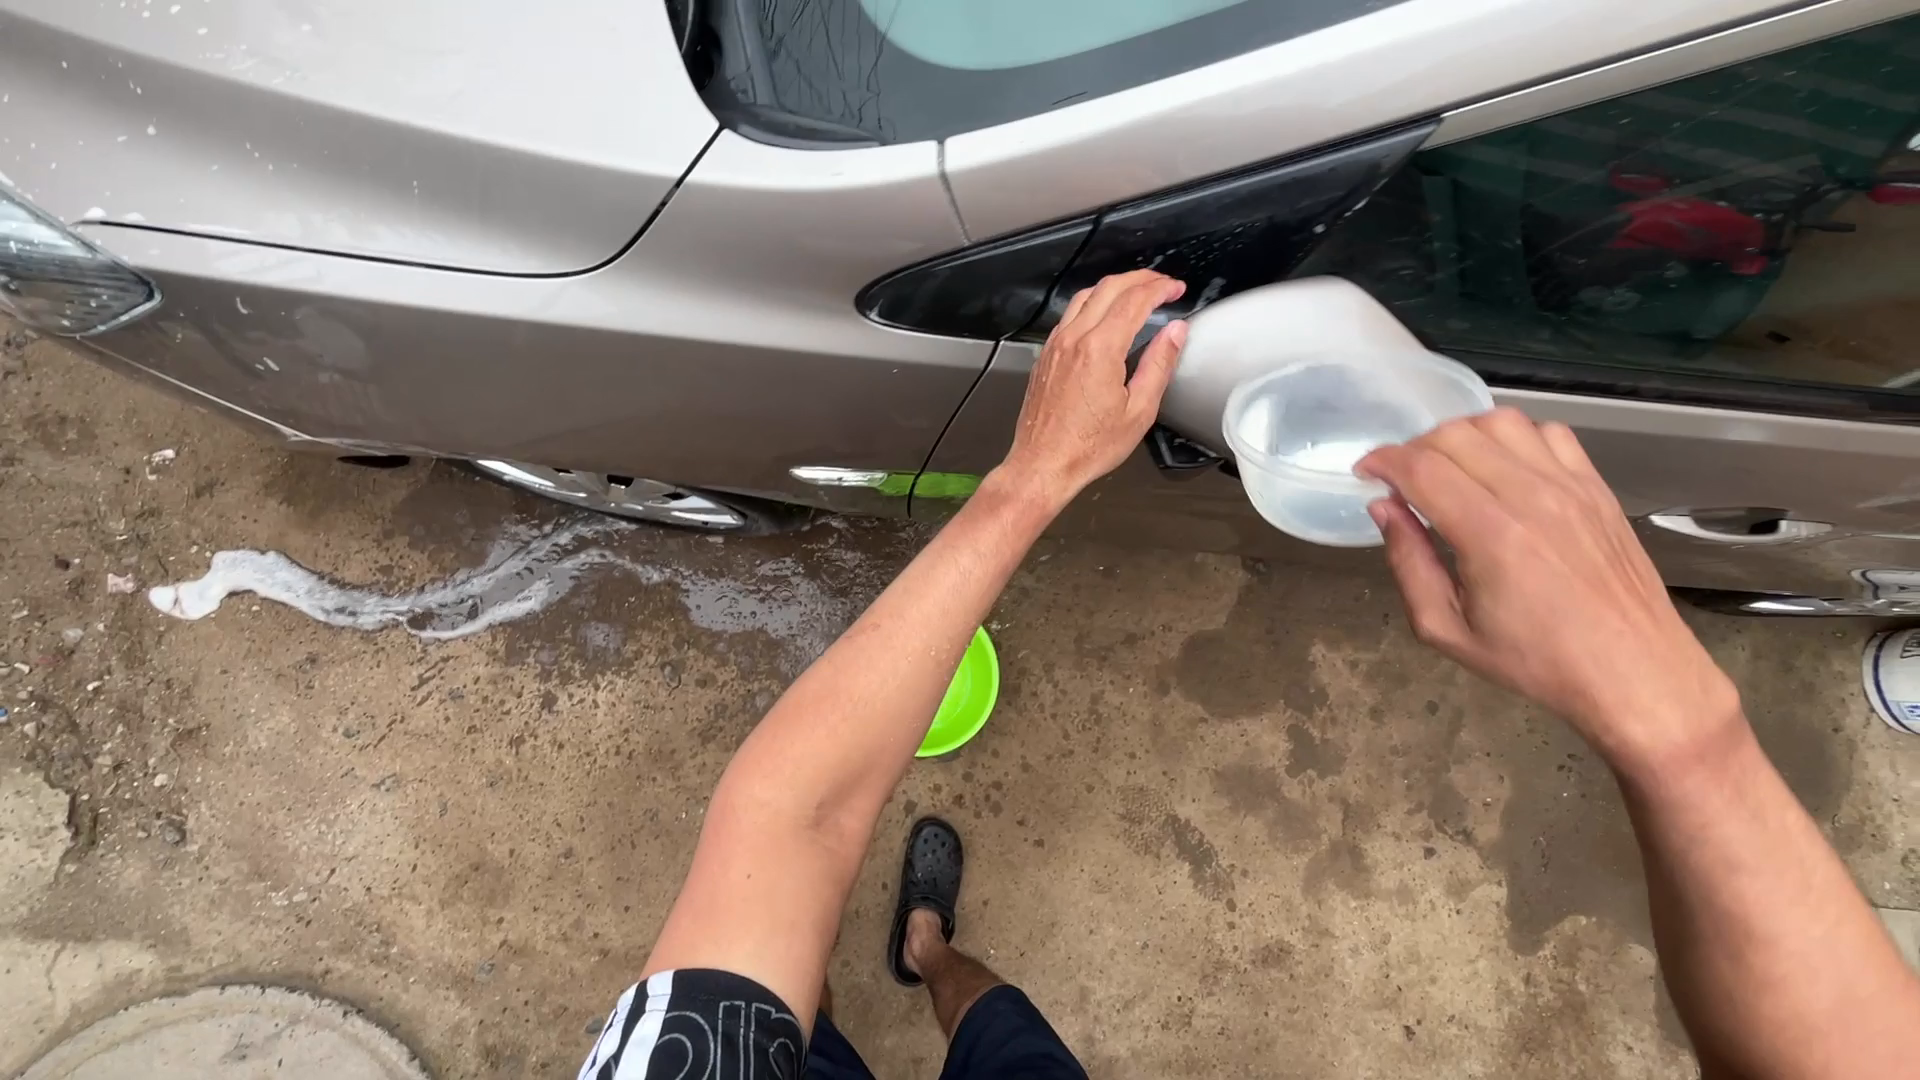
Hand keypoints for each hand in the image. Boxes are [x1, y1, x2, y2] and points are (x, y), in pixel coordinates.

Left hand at [997, 270, 1187, 505]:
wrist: (1044, 464)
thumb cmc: (1087, 447)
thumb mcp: (1139, 411)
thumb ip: (1159, 365)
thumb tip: (1175, 334)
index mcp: (1100, 350)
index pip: (1135, 300)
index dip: (1160, 288)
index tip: (1175, 289)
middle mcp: (1073, 340)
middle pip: (1109, 288)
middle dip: (1140, 279)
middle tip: (1161, 285)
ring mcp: (1055, 347)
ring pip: (1085, 297)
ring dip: (1114, 288)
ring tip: (1136, 294)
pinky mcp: (1045, 357)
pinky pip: (1069, 317)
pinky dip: (1092, 305)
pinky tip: (1103, 318)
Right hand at [1357, 408, 1743, 775]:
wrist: (1636, 674)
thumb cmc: (1532, 661)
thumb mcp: (1444, 629)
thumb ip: (1407, 563)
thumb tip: (1383, 509)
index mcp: (1490, 535)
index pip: (1422, 467)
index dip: (1382, 461)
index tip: (1364, 473)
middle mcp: (1532, 497)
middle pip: (1455, 436)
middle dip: (1413, 449)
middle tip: (1399, 480)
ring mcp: (1571, 486)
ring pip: (1500, 422)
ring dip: (1460, 436)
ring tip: (1446, 468)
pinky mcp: (1597, 488)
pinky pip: (1548, 433)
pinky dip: (1511, 437)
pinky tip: (1498, 467)